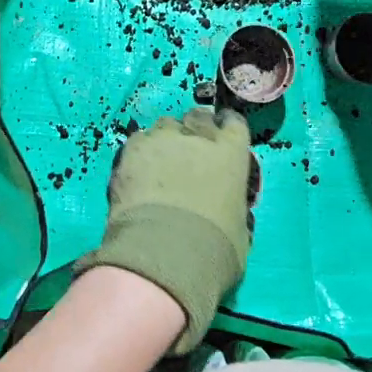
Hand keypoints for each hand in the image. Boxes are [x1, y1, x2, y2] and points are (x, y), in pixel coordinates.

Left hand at [78, 108, 252, 353]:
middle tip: (186, 156)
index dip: (225, 130)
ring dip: (165, 142)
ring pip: (164, 126)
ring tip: (157, 166)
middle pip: (197, 118)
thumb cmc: (214, 249)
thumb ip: (234, 207)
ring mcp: (163, 137)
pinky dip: (138, 154)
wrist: (165, 253)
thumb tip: (227, 210)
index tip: (220, 140)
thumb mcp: (239, 229)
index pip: (234, 123)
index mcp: (232, 152)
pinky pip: (137, 141)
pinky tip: (135, 175)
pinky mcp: (132, 148)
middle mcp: (199, 135)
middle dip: (193, 132)